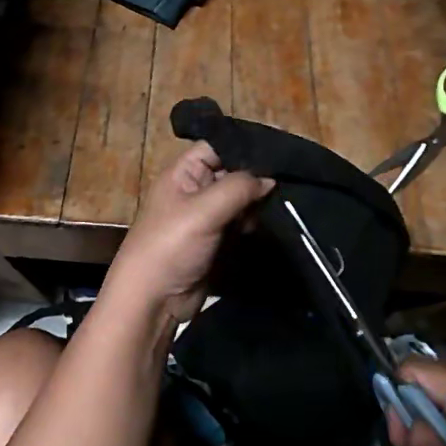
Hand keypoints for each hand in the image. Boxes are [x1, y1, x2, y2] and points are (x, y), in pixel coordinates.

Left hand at [104, 142, 272, 322]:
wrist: (154, 301)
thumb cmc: (171, 246)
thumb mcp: (204, 209)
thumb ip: (239, 187)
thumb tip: (270, 180)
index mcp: (183, 173)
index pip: (216, 145)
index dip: (244, 145)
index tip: (279, 150)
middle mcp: (195, 189)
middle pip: (232, 171)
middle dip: (258, 174)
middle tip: (291, 177)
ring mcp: (206, 216)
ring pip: (240, 198)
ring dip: (259, 200)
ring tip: (288, 198)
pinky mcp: (217, 239)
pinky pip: (241, 222)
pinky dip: (255, 221)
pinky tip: (275, 220)